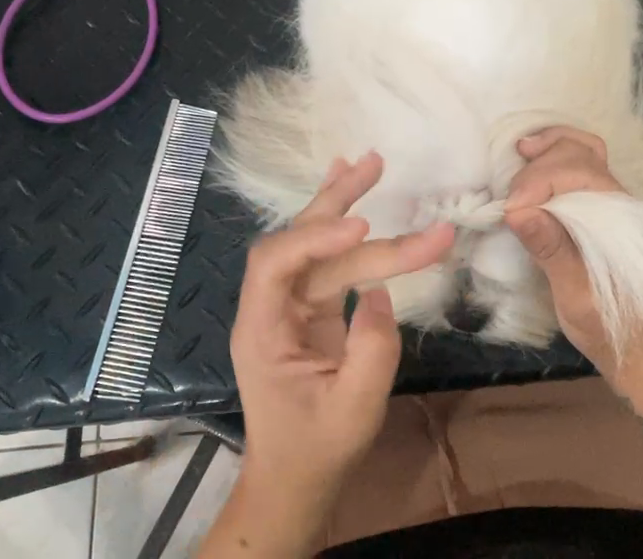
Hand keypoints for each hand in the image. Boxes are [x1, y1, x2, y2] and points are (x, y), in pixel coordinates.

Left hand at [229, 153, 456, 501]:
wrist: (294, 480)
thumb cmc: (317, 450)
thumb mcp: (354, 409)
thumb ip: (371, 350)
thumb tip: (381, 293)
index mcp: (261, 330)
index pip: (275, 264)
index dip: (314, 239)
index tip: (363, 226)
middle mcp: (270, 306)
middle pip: (297, 240)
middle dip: (337, 202)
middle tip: (376, 164)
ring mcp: (289, 304)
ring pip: (314, 243)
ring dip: (343, 201)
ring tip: (372, 163)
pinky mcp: (310, 308)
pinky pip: (326, 260)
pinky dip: (342, 227)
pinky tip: (352, 194)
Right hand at [503, 127, 642, 386]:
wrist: (639, 347)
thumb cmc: (610, 325)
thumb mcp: (576, 297)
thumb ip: (553, 252)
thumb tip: (517, 212)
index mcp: (616, 219)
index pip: (576, 176)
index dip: (537, 184)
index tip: (509, 211)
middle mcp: (616, 201)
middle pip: (578, 156)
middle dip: (538, 169)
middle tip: (510, 199)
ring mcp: (608, 201)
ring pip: (583, 150)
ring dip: (551, 145)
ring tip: (523, 149)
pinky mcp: (596, 206)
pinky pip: (579, 162)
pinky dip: (555, 151)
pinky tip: (533, 157)